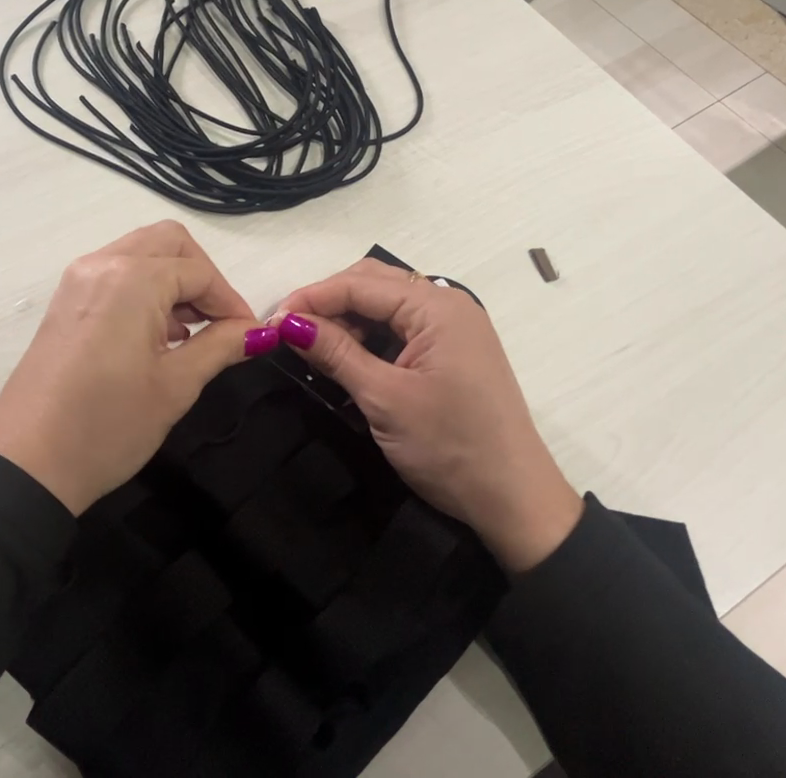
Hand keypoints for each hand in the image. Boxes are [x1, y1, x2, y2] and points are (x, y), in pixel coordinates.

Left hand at [0, 222, 272, 515]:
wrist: (29, 464)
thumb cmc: (108, 425)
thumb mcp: (175, 386)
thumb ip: (220, 347)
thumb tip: (258, 331)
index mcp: (131, 279)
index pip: (199, 271)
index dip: (231, 301)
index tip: (250, 335)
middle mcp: (102, 265)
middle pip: (168, 244)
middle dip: (202, 276)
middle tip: (220, 323)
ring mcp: (77, 281)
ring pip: (140, 254)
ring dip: (173, 281)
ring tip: (191, 334)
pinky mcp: (65, 302)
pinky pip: (115, 275)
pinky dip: (144, 290)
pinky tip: (157, 336)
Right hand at [274, 259, 582, 571]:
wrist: (513, 500)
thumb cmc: (449, 446)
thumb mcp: (384, 398)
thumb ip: (335, 353)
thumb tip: (287, 323)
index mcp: (438, 308)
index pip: (361, 283)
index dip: (312, 297)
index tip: (272, 321)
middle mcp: (448, 306)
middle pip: (374, 285)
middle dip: (328, 304)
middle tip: (290, 334)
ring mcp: (452, 330)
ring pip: (385, 307)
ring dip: (347, 322)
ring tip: (313, 351)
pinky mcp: (450, 354)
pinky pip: (400, 330)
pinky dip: (368, 340)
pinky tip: (345, 361)